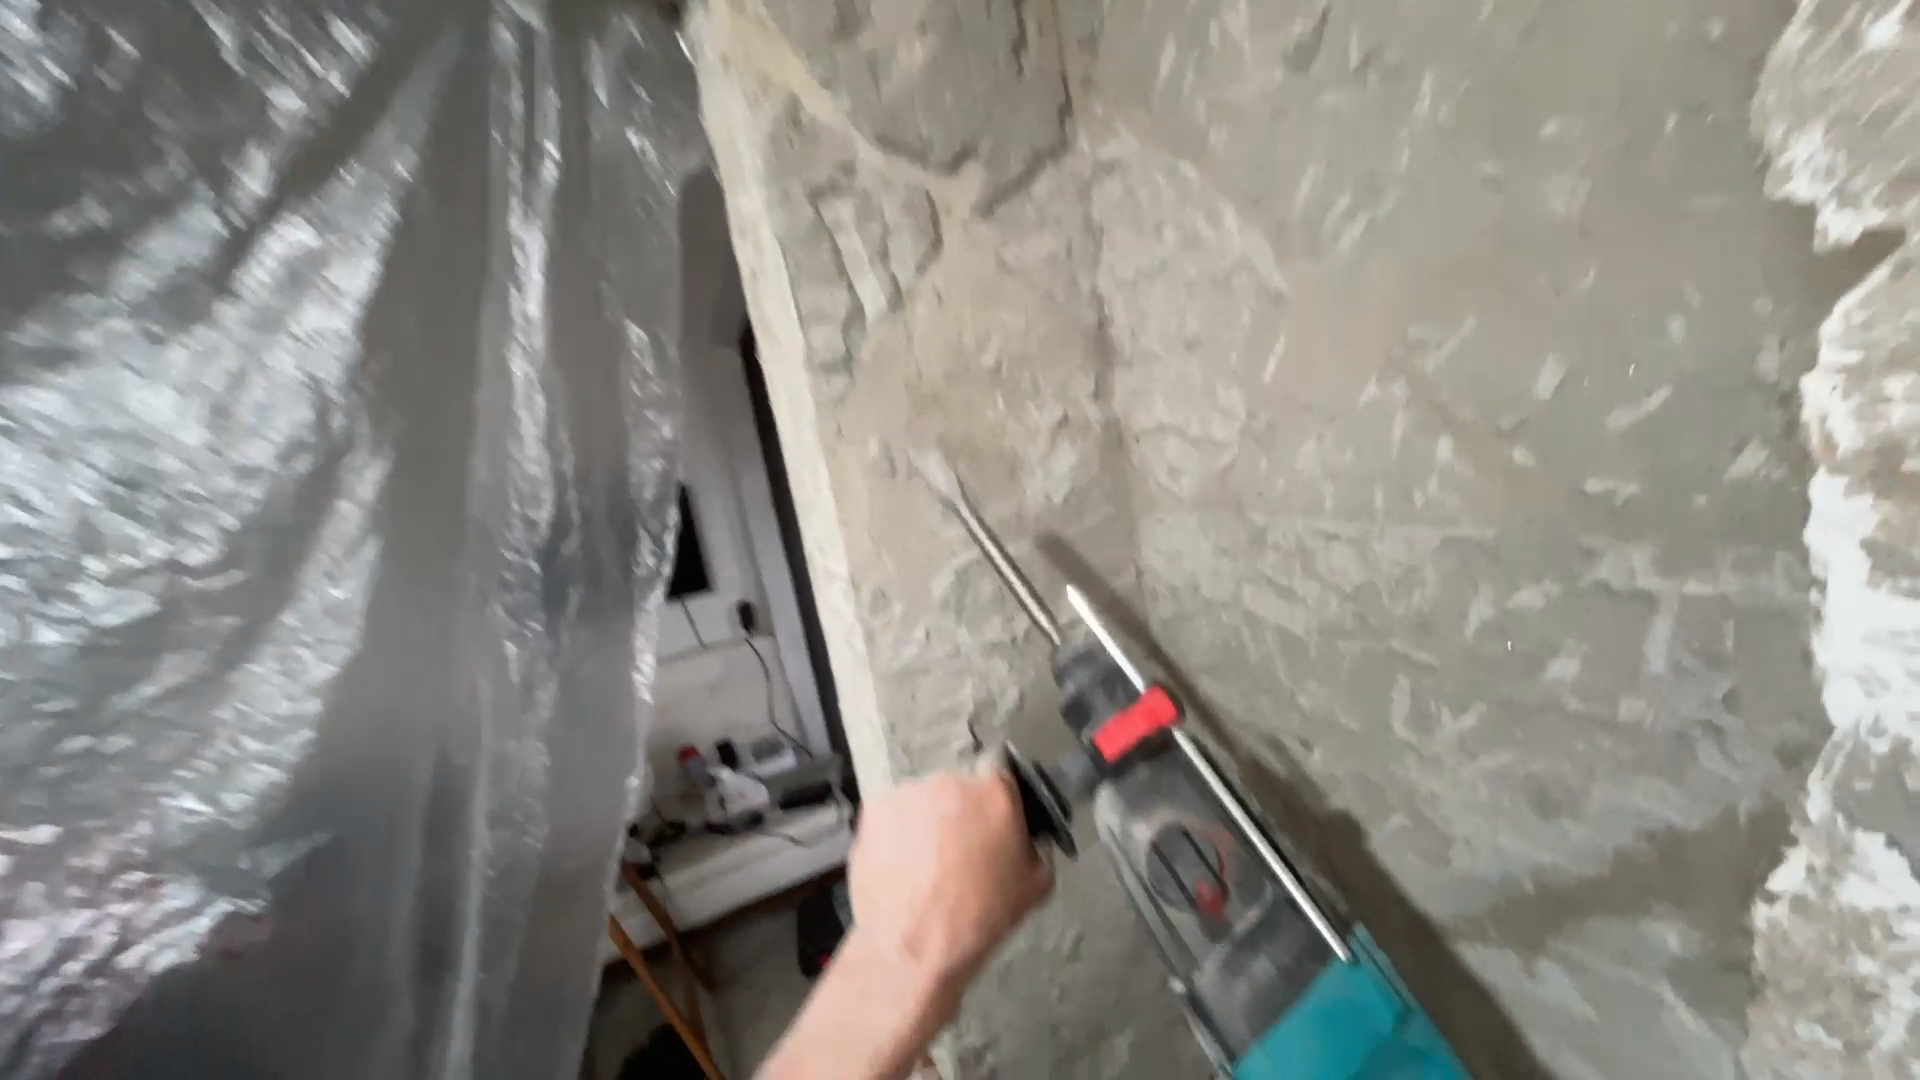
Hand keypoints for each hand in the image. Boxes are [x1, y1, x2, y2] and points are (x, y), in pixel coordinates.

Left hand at [847, 766, 1055, 989]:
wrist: (914, 947)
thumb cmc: (982, 917)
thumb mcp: (1035, 885)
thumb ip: (1037, 845)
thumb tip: (1027, 833)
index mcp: (995, 790)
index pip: (999, 769)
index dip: (994, 792)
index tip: (989, 815)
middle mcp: (950, 778)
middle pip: (957, 784)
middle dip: (958, 808)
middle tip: (956, 845)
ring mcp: (909, 791)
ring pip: (922, 798)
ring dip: (925, 818)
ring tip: (923, 858)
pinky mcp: (874, 808)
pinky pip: (891, 813)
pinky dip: (894, 831)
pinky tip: (898, 861)